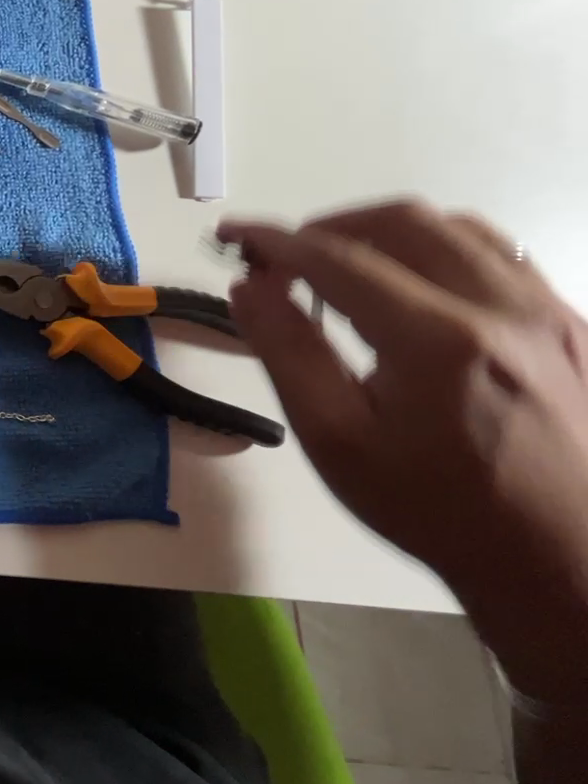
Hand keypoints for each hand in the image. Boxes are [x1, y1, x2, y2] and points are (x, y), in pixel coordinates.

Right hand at [218, 202, 587, 709]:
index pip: (337, 258)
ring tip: (337, 266)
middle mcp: (506, 310)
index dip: (274, 240)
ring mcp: (554, 315)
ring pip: (459, 229)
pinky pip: (500, 256)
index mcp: (439, 339)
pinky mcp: (575, 329)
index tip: (230, 235)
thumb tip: (249, 286)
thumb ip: (286, 350)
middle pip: (404, 222)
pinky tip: (405, 286)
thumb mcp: (333, 436)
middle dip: (326, 226)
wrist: (562, 561)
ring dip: (382, 232)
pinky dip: (435, 249)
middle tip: (280, 256)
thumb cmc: (430, 503)